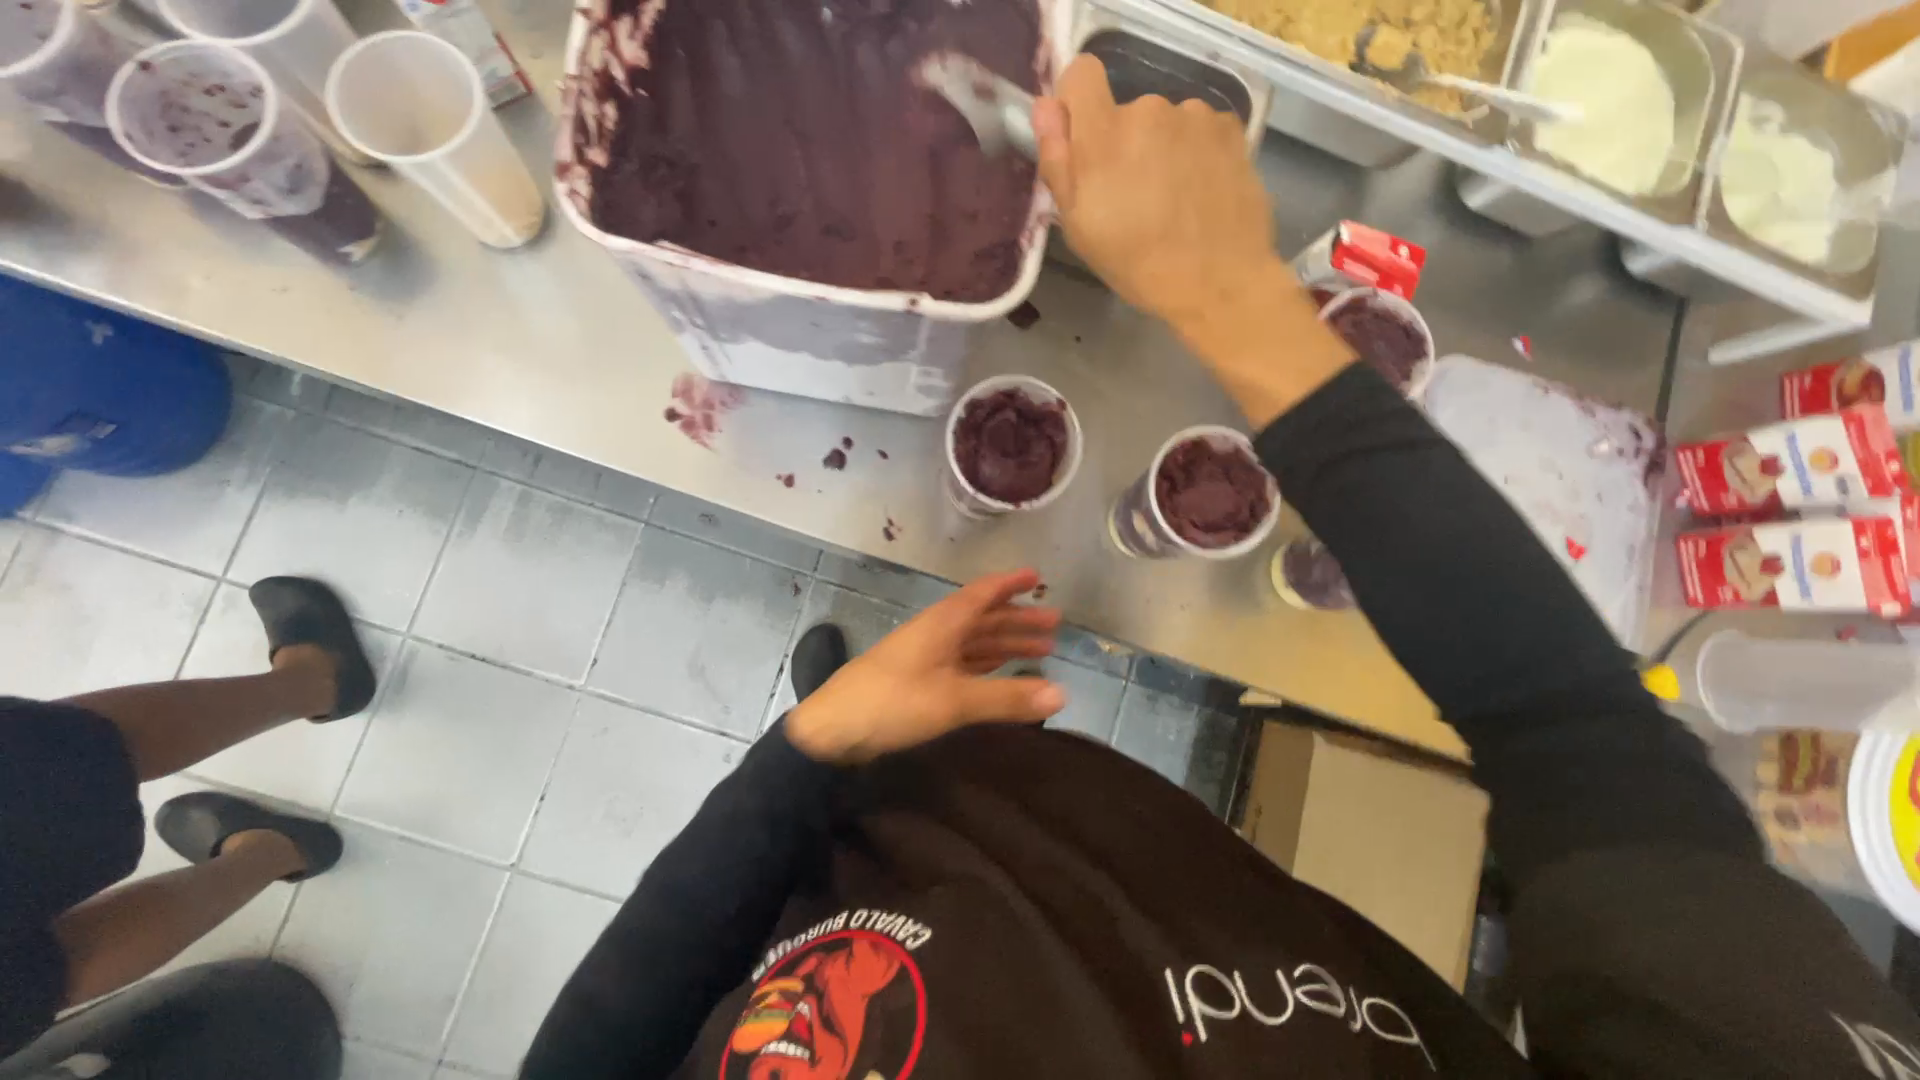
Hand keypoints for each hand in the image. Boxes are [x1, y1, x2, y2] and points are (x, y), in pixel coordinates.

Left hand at [784, 569, 1065, 763]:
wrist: (832, 729)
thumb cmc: (892, 703)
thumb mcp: (953, 701)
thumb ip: (1006, 698)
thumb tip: (1063, 694)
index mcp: (941, 624)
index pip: (982, 594)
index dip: (1009, 584)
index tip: (1037, 578)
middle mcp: (934, 634)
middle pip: (982, 619)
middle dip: (1017, 620)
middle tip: (1054, 624)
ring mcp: (924, 658)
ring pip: (972, 643)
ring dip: (1004, 644)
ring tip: (1041, 650)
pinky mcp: (916, 682)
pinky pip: (961, 665)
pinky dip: (986, 666)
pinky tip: (1001, 672)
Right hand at [1032, 56, 1351, 426]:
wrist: (1218, 281)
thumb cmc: (1138, 264)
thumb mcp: (1079, 227)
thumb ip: (1058, 162)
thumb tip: (1046, 109)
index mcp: (1103, 135)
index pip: (1080, 75)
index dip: (1076, 103)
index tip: (1083, 141)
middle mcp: (1148, 110)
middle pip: (1124, 111)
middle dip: (1122, 144)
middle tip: (1132, 198)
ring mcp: (1193, 116)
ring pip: (1163, 123)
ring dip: (1161, 151)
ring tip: (1171, 201)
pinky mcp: (1228, 128)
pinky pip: (1198, 130)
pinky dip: (1195, 153)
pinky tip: (1199, 193)